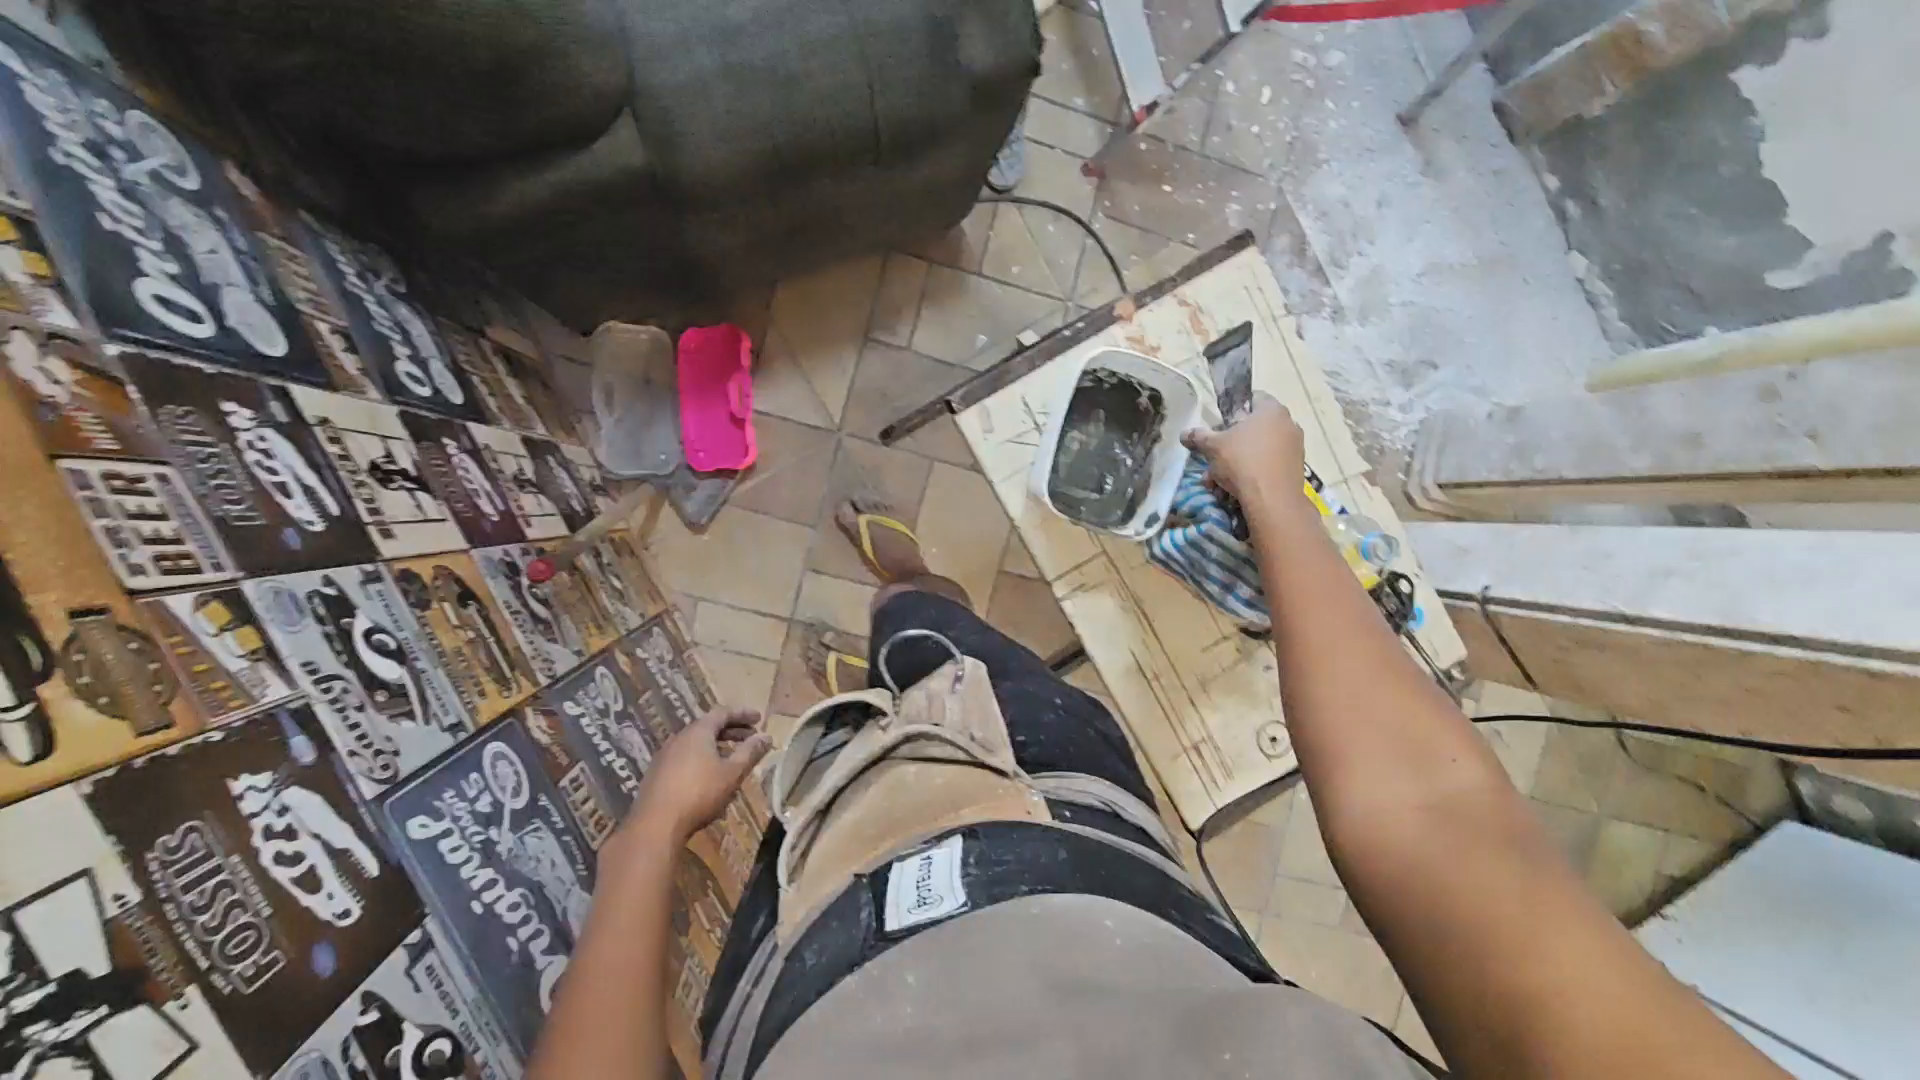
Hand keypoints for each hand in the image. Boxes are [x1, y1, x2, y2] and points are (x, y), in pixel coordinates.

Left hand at [626, 707, 770, 846]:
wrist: (655, 824)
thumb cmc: (699, 793)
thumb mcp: (732, 773)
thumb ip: (750, 752)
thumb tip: (766, 736)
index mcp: (698, 732)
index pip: (723, 712)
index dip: (743, 714)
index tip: (759, 718)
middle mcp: (679, 738)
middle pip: (708, 726)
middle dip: (732, 730)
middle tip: (750, 737)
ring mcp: (665, 756)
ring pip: (696, 744)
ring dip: (718, 747)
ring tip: (734, 759)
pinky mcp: (658, 774)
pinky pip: (686, 758)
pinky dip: (703, 759)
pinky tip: (711, 779)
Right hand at [1182, 393, 1305, 510]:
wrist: (1272, 499)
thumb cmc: (1242, 461)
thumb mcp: (1213, 447)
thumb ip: (1199, 437)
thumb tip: (1184, 434)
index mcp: (1271, 409)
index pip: (1253, 398)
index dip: (1234, 410)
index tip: (1220, 426)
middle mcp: (1288, 423)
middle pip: (1254, 428)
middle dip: (1231, 443)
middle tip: (1215, 458)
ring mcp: (1295, 446)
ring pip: (1259, 449)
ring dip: (1238, 462)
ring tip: (1219, 480)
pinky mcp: (1296, 468)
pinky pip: (1269, 465)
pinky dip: (1253, 473)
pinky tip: (1236, 489)